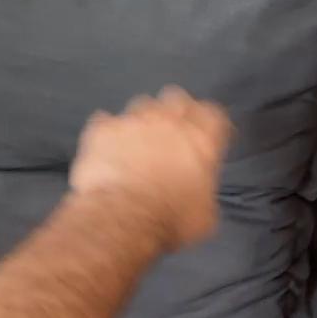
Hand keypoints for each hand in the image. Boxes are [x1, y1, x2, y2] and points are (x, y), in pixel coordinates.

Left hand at [68, 87, 232, 251]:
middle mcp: (169, 122)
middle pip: (178, 99)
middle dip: (179, 111)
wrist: (123, 217)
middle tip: (176, 131)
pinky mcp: (102, 129)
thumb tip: (198, 187)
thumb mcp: (206, 211)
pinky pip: (108, 120)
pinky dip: (112, 130)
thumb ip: (204, 187)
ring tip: (142, 137)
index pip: (214, 114)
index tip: (211, 136)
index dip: (212, 124)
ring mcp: (133, 121)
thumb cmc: (173, 218)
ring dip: (146, 118)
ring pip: (143, 104)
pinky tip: (112, 144)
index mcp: (202, 141)